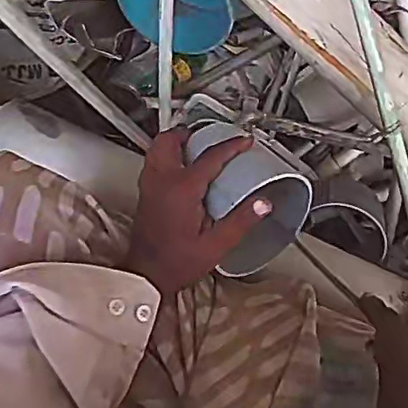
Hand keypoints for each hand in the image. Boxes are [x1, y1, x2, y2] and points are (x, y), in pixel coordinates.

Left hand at [120, 126, 271, 299]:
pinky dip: (166, 155)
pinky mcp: (144, 192)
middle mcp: (162, 181)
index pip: (210, 157)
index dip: (231, 146)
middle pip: (171, 140)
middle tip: (210, 137)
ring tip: (194, 146)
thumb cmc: (176, 262)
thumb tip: (263, 203)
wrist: (146, 274)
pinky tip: (180, 168)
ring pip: (156, 147)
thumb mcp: (216, 245)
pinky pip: (153, 161)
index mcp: (182, 190)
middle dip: (192, 133)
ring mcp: (149, 185)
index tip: (244, 142)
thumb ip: (241, 221)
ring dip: (175, 141)